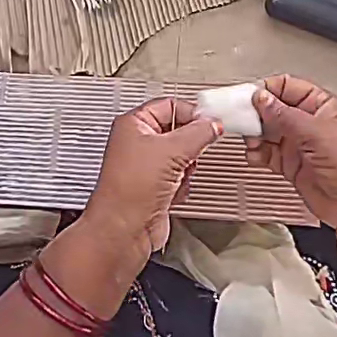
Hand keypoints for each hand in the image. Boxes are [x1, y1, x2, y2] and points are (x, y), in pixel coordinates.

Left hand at [85, 98, 222, 254]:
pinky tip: (172, 191)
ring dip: (186, 167)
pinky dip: (181, 184)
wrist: (124, 231)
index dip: (191, 112)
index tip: (210, 122)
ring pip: (182, 155)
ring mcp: (146, 165)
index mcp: (134, 123)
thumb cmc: (129, 189)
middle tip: (190, 153)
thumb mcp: (172, 150)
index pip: (169, 105)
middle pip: (178, 131)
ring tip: (177, 175)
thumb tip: (212, 124)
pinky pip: (180, 176)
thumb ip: (198, 133)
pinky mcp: (155, 186)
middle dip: (189, 145)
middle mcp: (138, 142)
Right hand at [245, 76, 336, 235]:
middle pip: (273, 109)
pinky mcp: (293, 165)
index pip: (288, 87)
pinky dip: (257, 153)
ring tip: (250, 139)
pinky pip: (267, 154)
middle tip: (242, 118)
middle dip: (256, 113)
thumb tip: (261, 98)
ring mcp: (301, 145)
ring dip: (254, 134)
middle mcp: (310, 123)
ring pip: (267, 131)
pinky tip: (255, 154)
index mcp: (323, 106)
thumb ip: (284, 114)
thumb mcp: (317, 132)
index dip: (267, 90)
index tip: (248, 97)